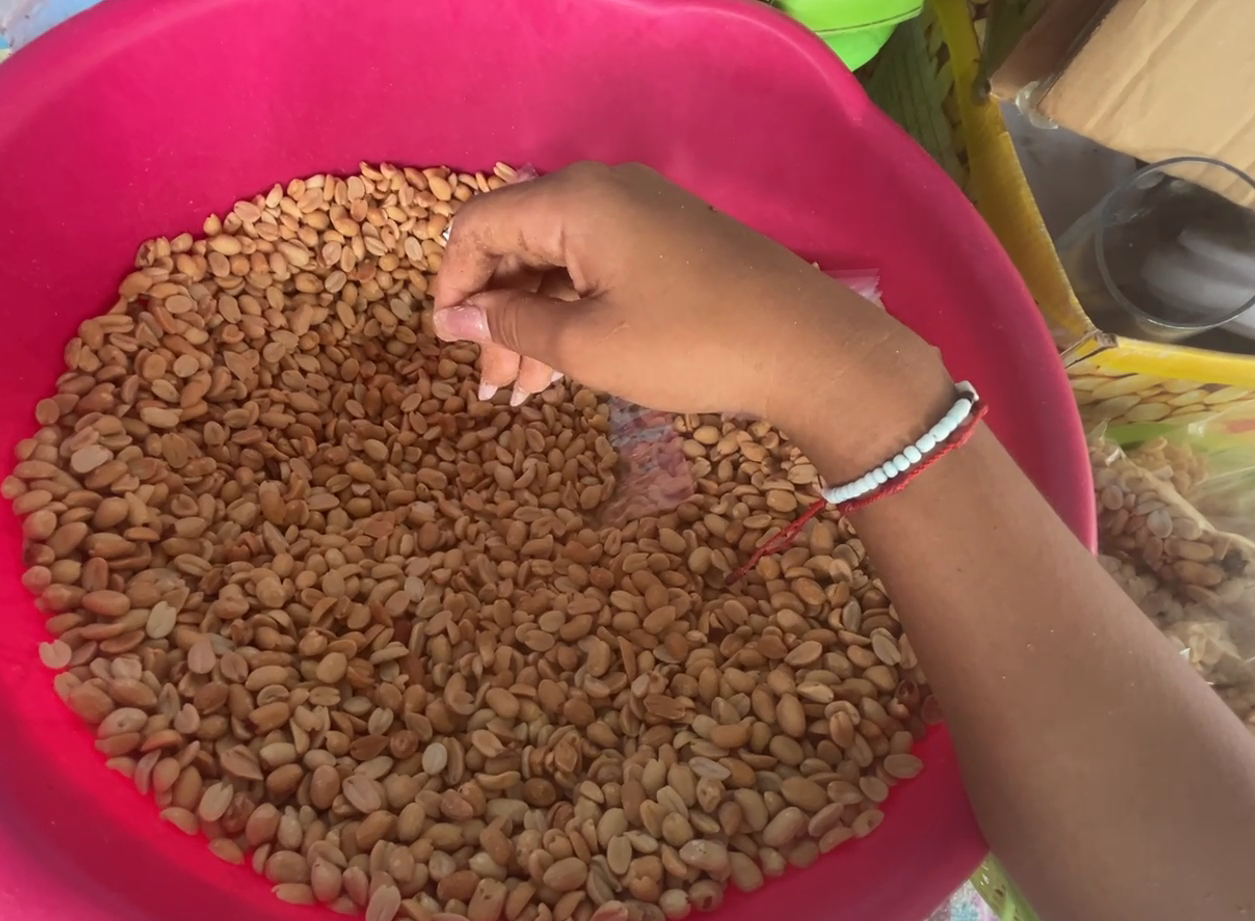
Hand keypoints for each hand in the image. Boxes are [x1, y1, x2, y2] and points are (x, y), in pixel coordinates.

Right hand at [431, 162, 944, 445]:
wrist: (805, 348)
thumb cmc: (687, 346)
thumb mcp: (587, 344)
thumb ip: (513, 323)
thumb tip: (457, 315)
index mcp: (572, 203)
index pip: (478, 228)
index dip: (453, 285)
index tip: (448, 343)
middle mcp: (601, 195)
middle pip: (519, 250)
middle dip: (496, 318)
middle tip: (490, 385)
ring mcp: (639, 218)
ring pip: (559, 270)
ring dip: (533, 327)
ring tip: (520, 392)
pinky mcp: (666, 246)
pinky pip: (598, 277)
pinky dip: (573, 319)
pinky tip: (559, 370)